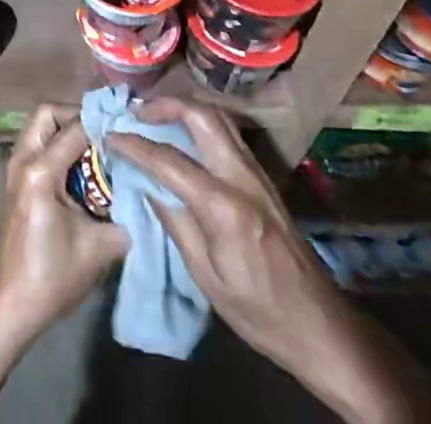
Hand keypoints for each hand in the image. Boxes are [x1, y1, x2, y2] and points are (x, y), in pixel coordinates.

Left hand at [0, 104, 128, 337]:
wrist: (14, 300)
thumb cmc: (55, 273)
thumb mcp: (101, 244)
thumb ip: (125, 209)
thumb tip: (147, 187)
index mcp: (39, 170)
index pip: (75, 129)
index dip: (105, 124)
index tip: (133, 127)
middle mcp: (22, 159)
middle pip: (46, 114)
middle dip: (78, 116)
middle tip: (110, 134)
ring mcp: (15, 168)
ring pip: (40, 128)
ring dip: (68, 131)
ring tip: (103, 150)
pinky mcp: (17, 180)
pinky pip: (38, 146)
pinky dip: (60, 146)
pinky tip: (88, 169)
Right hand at [108, 99, 430, 423]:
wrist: (322, 326)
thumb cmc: (257, 309)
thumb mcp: (205, 274)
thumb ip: (174, 221)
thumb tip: (144, 184)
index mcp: (225, 207)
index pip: (169, 159)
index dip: (133, 144)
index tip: (108, 137)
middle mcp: (244, 179)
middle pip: (203, 117)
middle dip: (164, 105)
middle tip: (133, 113)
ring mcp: (259, 176)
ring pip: (219, 119)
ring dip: (183, 109)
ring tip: (152, 117)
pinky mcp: (265, 180)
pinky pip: (228, 135)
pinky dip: (199, 123)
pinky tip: (181, 136)